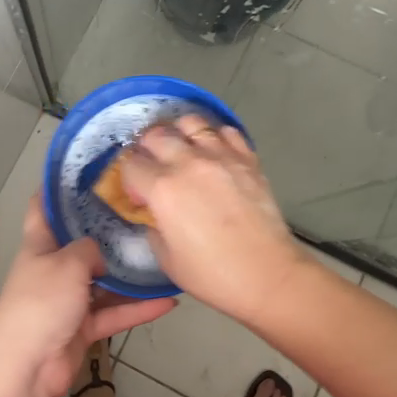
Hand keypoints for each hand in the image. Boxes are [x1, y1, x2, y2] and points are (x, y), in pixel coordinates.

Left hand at [0, 197, 175, 396]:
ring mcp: (68, 300)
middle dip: (108, 230)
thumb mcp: (66, 263)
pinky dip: (138, 308)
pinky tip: (168, 300)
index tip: (87, 170)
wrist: (26, 370)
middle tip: (142, 210)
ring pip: (103, 280)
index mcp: (39, 246)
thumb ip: (89, 248)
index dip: (59, 188)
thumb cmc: (40, 305)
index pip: (44, 208)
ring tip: (163, 254)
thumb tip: (101, 252)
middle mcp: (53, 269)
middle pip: (82, 244)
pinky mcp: (82, 328)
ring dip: (130, 274)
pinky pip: (115, 313)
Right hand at [118, 115, 313, 324]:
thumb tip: (155, 212)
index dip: (128, 177)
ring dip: (180, 134)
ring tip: (183, 149)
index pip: (130, 164)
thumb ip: (154, 227)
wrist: (267, 274)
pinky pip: (226, 131)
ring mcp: (221, 156)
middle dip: (147, 149)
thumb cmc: (212, 274)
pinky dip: (215, 137)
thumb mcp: (166, 258)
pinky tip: (215, 153)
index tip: (137, 192)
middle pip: (156, 135)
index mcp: (162, 189)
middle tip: (153, 166)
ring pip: (191, 122)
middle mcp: (188, 163)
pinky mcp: (247, 159)